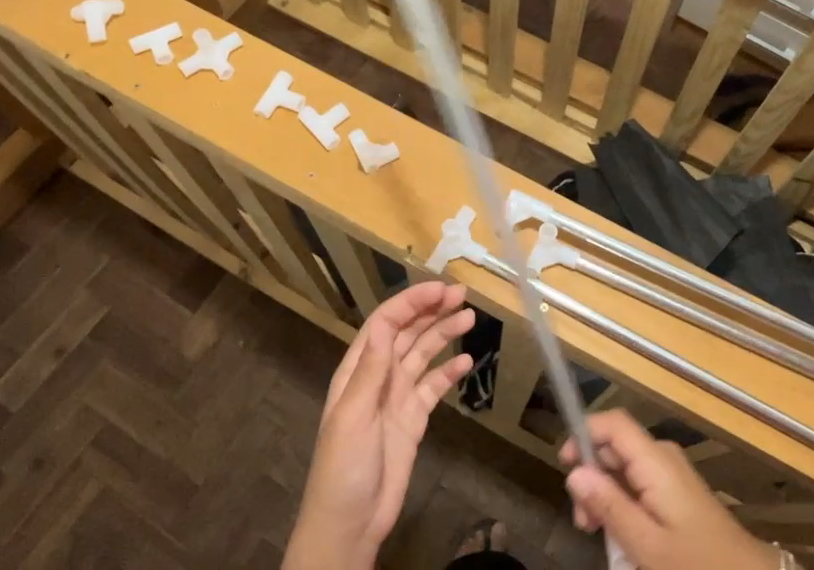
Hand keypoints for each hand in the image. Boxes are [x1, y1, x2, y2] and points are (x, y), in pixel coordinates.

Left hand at [284, 281, 475, 569]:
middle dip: (432, 311)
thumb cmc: (343, 468)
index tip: (440, 289)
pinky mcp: (413, 419)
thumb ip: (370, 371)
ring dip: (443, 335)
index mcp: (357, 371)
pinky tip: (466, 363)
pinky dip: (449, 372)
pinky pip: (433, 387)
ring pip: (423, 355)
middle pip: (407, 333)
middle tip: (463, 295)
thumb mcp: (352, 417)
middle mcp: (378, 377)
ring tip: (470, 318)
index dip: (411, 303)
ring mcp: (397, 398)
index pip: (385, 324)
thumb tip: (382, 324)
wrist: (350, 524)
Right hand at [561, 410, 780, 569]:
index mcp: (655, 461)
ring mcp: (671, 472)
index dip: (584, 433)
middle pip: (614, 447)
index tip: (564, 466)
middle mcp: (662, 457)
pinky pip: (639, 482)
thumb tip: (574, 471)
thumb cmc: (695, 561)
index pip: (614, 422)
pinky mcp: (676, 489)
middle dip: (591, 477)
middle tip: (584, 523)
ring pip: (624, 467)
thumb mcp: (646, 544)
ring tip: (598, 534)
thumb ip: (609, 505)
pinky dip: (623, 502)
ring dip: (605, 494)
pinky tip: (621, 534)